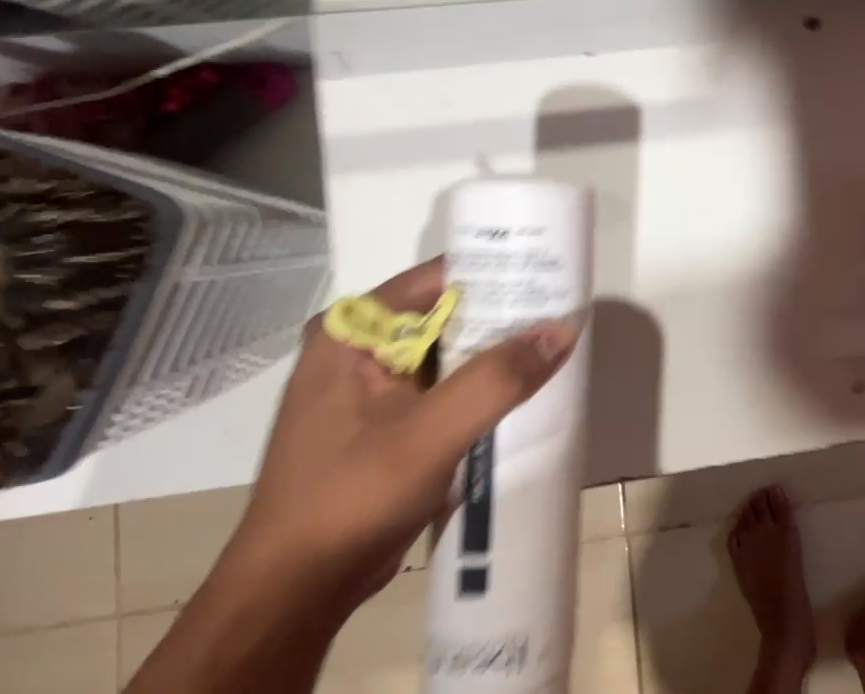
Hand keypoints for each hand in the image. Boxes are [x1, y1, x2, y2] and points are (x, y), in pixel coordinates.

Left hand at [225, 258, 578, 611]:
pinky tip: (526, 393)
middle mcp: (358, 351)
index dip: (497, 272)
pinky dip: (484, 389)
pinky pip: (447, 389)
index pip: (437, 279)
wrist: (296, 590)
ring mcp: (371, 391)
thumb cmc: (349, 499)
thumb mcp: (428, 435)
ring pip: (452, 354)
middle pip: (448, 315)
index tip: (552, 273)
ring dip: (499, 355)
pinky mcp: (388, 425)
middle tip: (568, 311)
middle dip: (506, 315)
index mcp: (350, 335)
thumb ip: (495, 380)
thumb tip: (563, 329)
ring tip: (558, 346)